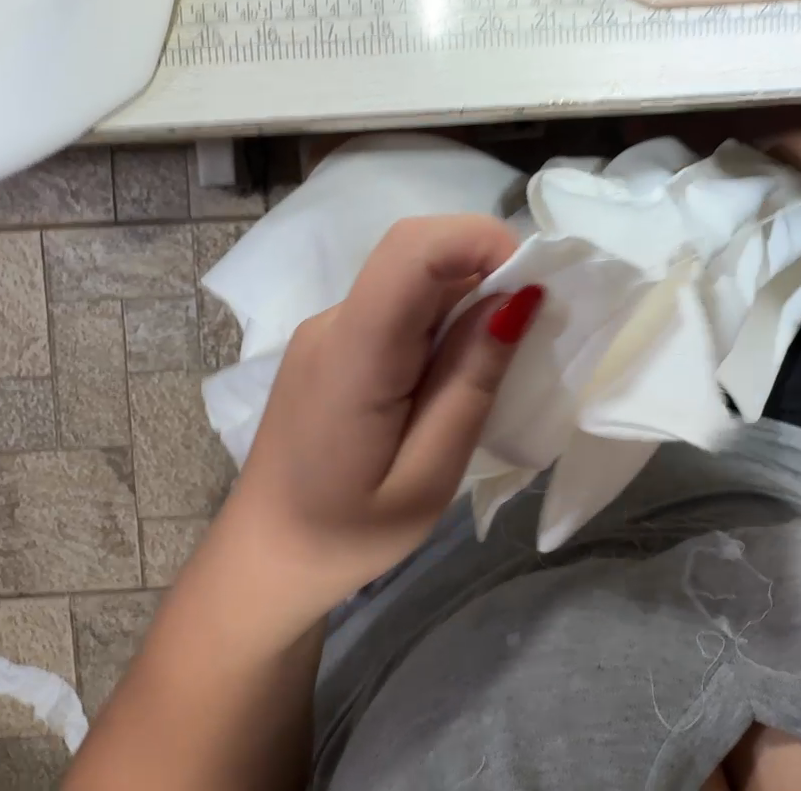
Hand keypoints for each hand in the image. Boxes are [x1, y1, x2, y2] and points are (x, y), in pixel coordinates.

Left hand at [212, 215, 543, 623]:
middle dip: (487, 274)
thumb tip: (517, 298)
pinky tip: (451, 379)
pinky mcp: (333, 345)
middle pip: (418, 257)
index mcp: (355, 353)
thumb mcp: (428, 475)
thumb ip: (471, 381)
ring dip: (467, 302)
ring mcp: (328, 330)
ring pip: (412, 282)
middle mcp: (334, 322)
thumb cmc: (349, 533)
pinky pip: (397, 309)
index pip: (413, 249)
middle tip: (528, 338)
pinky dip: (441, 323)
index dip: (481, 241)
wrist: (266, 558)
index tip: (534, 288)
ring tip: (493, 370)